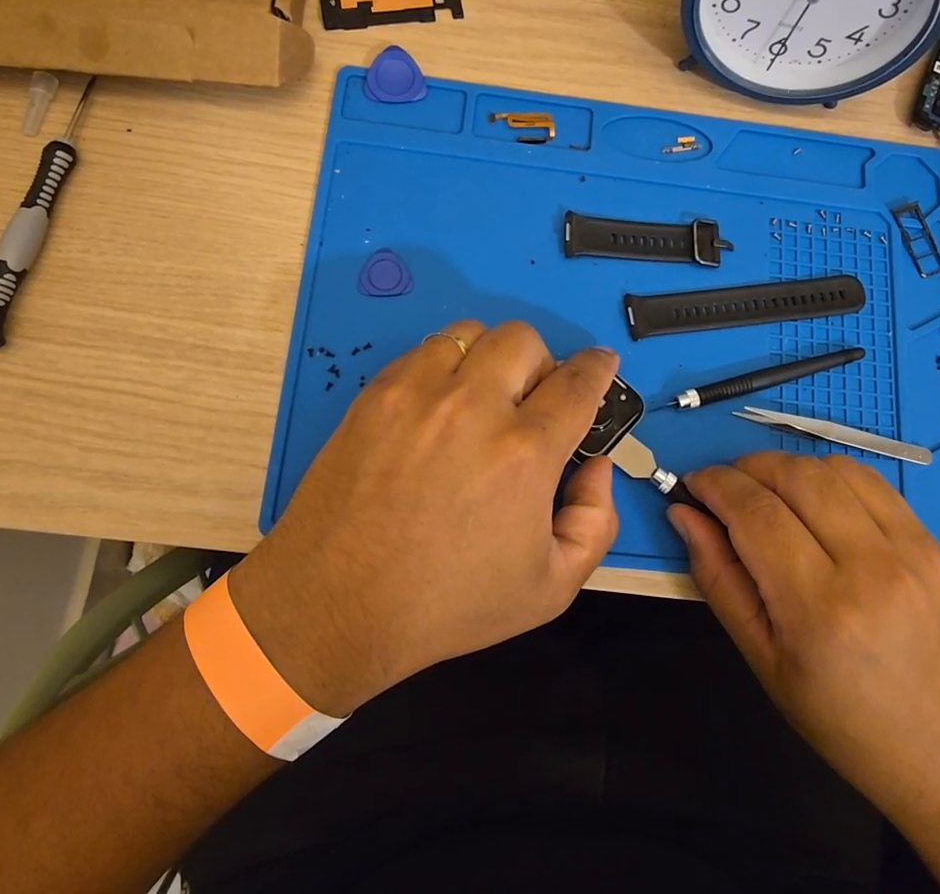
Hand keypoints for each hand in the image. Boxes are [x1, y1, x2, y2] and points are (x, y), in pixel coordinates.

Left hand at [227, 321, 620, 716]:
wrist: (338, 605)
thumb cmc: (447, 605)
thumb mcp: (551, 588)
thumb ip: (595, 521)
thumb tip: (596, 466)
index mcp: (524, 454)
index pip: (578, 383)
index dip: (598, 368)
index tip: (601, 364)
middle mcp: (473, 408)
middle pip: (524, 340)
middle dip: (542, 364)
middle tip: (532, 403)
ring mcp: (416, 395)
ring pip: (470, 334)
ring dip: (489, 358)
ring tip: (482, 398)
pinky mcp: (375, 396)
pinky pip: (422, 352)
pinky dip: (443, 367)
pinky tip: (437, 408)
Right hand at [669, 453, 939, 813]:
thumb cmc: (848, 725)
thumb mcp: (765, 663)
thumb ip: (719, 580)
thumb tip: (685, 516)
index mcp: (819, 608)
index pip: (754, 512)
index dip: (713, 486)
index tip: (691, 485)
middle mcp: (869, 566)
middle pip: (793, 476)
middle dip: (744, 468)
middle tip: (720, 487)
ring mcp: (910, 550)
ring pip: (833, 468)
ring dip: (786, 467)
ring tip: (764, 493)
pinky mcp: (934, 545)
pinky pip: (874, 482)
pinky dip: (830, 477)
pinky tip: (813, 501)